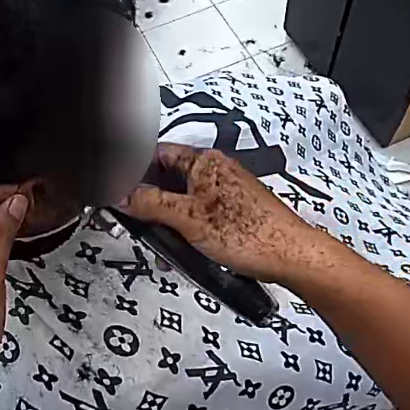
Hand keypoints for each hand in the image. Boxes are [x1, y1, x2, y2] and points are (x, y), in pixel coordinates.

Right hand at [117, 143, 346, 284]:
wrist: (290, 255)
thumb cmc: (252, 232)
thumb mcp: (186, 219)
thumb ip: (148, 204)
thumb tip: (120, 196)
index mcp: (205, 161)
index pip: (156, 154)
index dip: (134, 172)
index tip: (119, 192)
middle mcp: (217, 171)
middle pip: (168, 179)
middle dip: (152, 204)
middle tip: (142, 224)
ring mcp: (226, 192)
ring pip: (184, 201)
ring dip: (170, 223)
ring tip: (169, 243)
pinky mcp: (234, 213)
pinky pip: (201, 216)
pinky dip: (189, 231)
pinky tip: (189, 249)